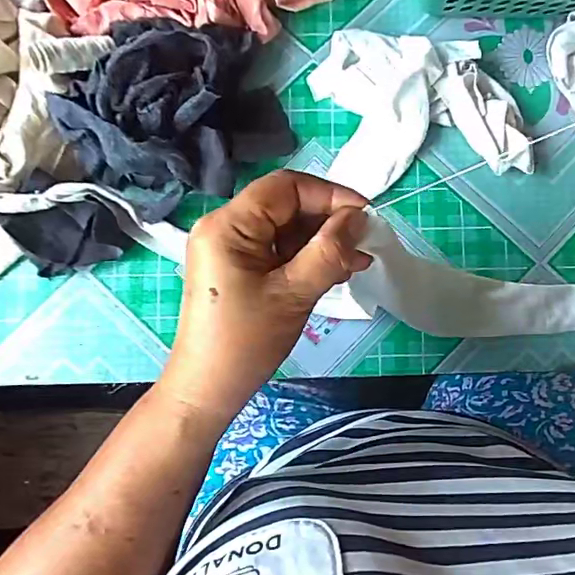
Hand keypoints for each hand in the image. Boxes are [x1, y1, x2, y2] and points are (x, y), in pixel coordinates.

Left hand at [155, 171, 370, 419]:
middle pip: (287, 205)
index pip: (286, 187)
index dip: (330, 194)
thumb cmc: (246, 341)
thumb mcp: (294, 293)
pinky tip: (337, 271)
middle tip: (364, 243)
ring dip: (324, 241)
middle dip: (329, 220)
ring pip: (287, 228)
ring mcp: (231, 249)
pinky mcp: (239, 268)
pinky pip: (279, 249)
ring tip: (356, 262)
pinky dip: (309, 257)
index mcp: (229, 225)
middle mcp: (225, 227)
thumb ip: (329, 251)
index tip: (366, 216)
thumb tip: (360, 219)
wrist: (209, 388)